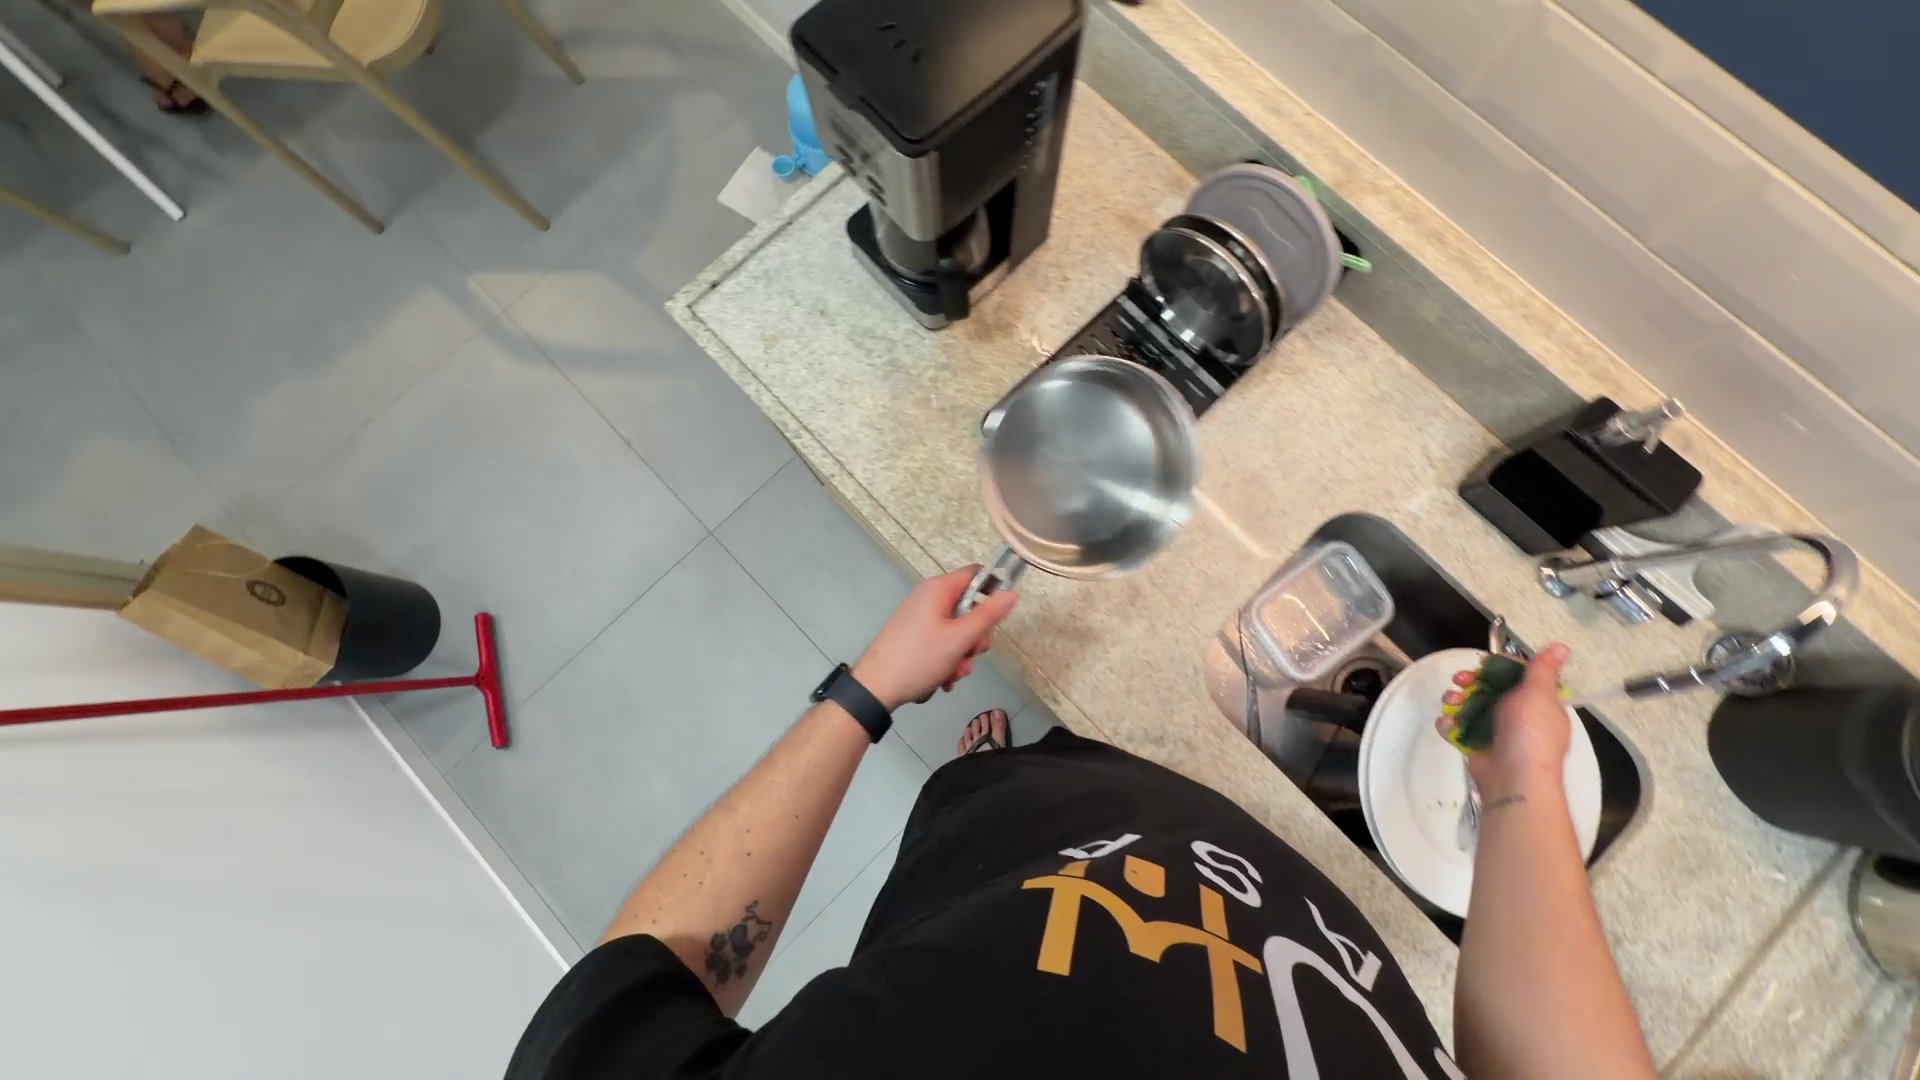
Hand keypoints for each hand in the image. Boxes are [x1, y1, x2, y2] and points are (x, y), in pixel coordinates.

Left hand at [851, 567, 1018, 710]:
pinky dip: (947, 660)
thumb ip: (988, 615)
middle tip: (970, 653)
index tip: (997, 618)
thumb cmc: (920, 658)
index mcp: (938, 589)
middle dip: (975, 636)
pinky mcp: (915, 637)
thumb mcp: (960, 638)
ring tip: (953, 673)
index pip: (976, 574)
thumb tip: (1012, 594)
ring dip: (962, 654)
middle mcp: (929, 598)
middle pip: (969, 607)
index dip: (992, 591)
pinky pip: (942, 643)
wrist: (875, 687)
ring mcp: (920, 618)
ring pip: (957, 631)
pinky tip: (943, 679)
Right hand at [1439, 643, 1572, 796]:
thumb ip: (1543, 670)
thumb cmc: (1530, 732)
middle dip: (1469, 682)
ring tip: (1450, 703)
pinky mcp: (1476, 746)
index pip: (1515, 678)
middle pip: (1488, 690)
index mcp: (1536, 704)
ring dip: (1455, 700)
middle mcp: (1517, 716)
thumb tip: (1561, 645)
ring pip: (1469, 707)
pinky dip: (1449, 725)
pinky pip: (1458, 729)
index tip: (1482, 665)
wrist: (1514, 776)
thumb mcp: (1539, 695)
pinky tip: (1447, 724)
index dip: (1496, 668)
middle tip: (1458, 681)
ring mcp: (1495, 732)